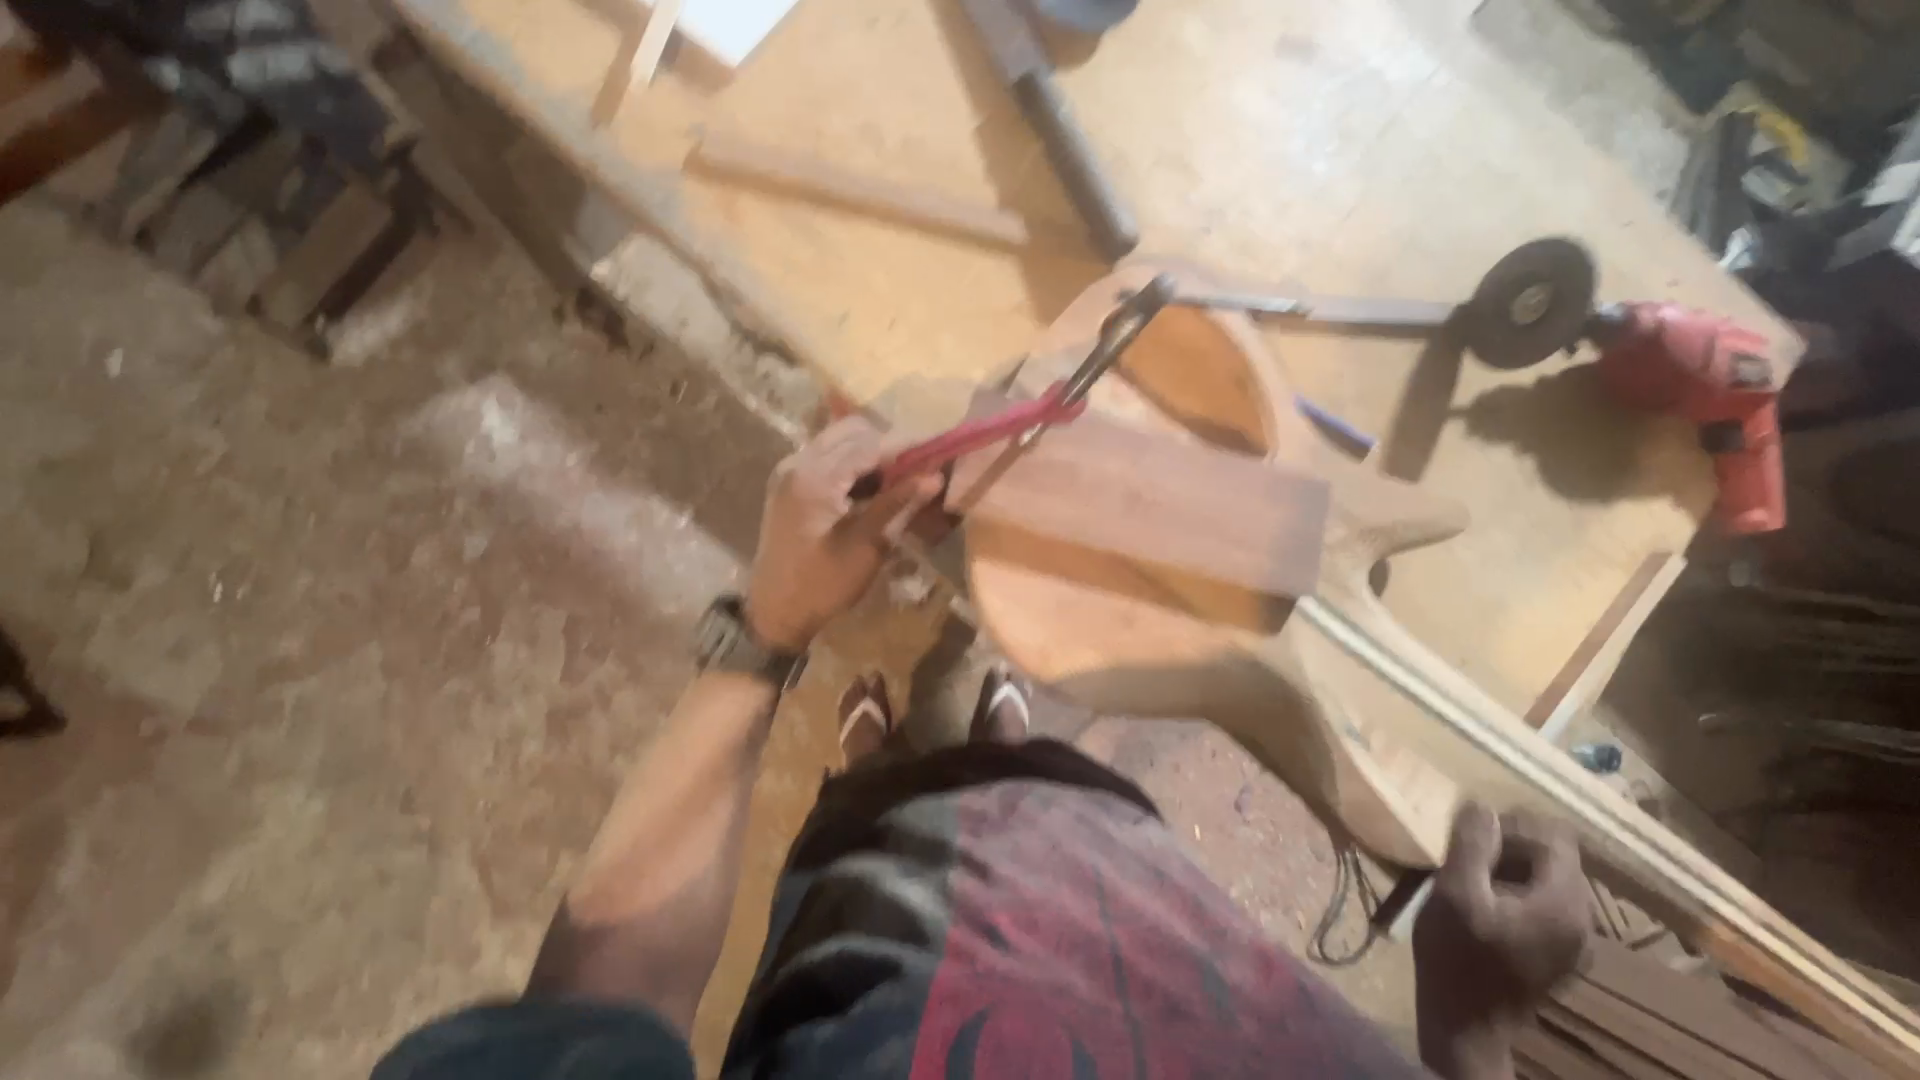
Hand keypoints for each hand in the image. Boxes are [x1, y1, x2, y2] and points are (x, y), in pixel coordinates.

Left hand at [743, 418, 941, 652]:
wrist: (775, 612)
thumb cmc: (822, 584)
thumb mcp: (866, 545)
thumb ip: (898, 504)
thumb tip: (935, 477)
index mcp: (815, 477)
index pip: (870, 445)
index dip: (908, 444)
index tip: (940, 445)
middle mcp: (798, 463)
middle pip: (852, 432)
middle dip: (888, 444)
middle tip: (919, 466)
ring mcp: (789, 472)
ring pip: (838, 441)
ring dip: (870, 453)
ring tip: (900, 478)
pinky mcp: (789, 485)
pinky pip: (826, 458)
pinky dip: (852, 464)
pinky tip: (872, 487)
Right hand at [1414, 803, 1588, 1078]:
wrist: (1465, 1024)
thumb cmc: (1456, 955)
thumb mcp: (1454, 892)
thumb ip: (1473, 845)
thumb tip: (1483, 807)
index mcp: (1564, 902)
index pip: (1553, 836)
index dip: (1511, 826)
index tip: (1471, 837)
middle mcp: (1582, 918)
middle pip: (1555, 856)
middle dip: (1510, 846)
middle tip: (1466, 855)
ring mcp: (1574, 939)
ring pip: (1547, 878)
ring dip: (1510, 868)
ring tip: (1469, 877)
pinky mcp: (1558, 952)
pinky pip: (1543, 902)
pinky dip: (1515, 891)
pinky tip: (1483, 905)